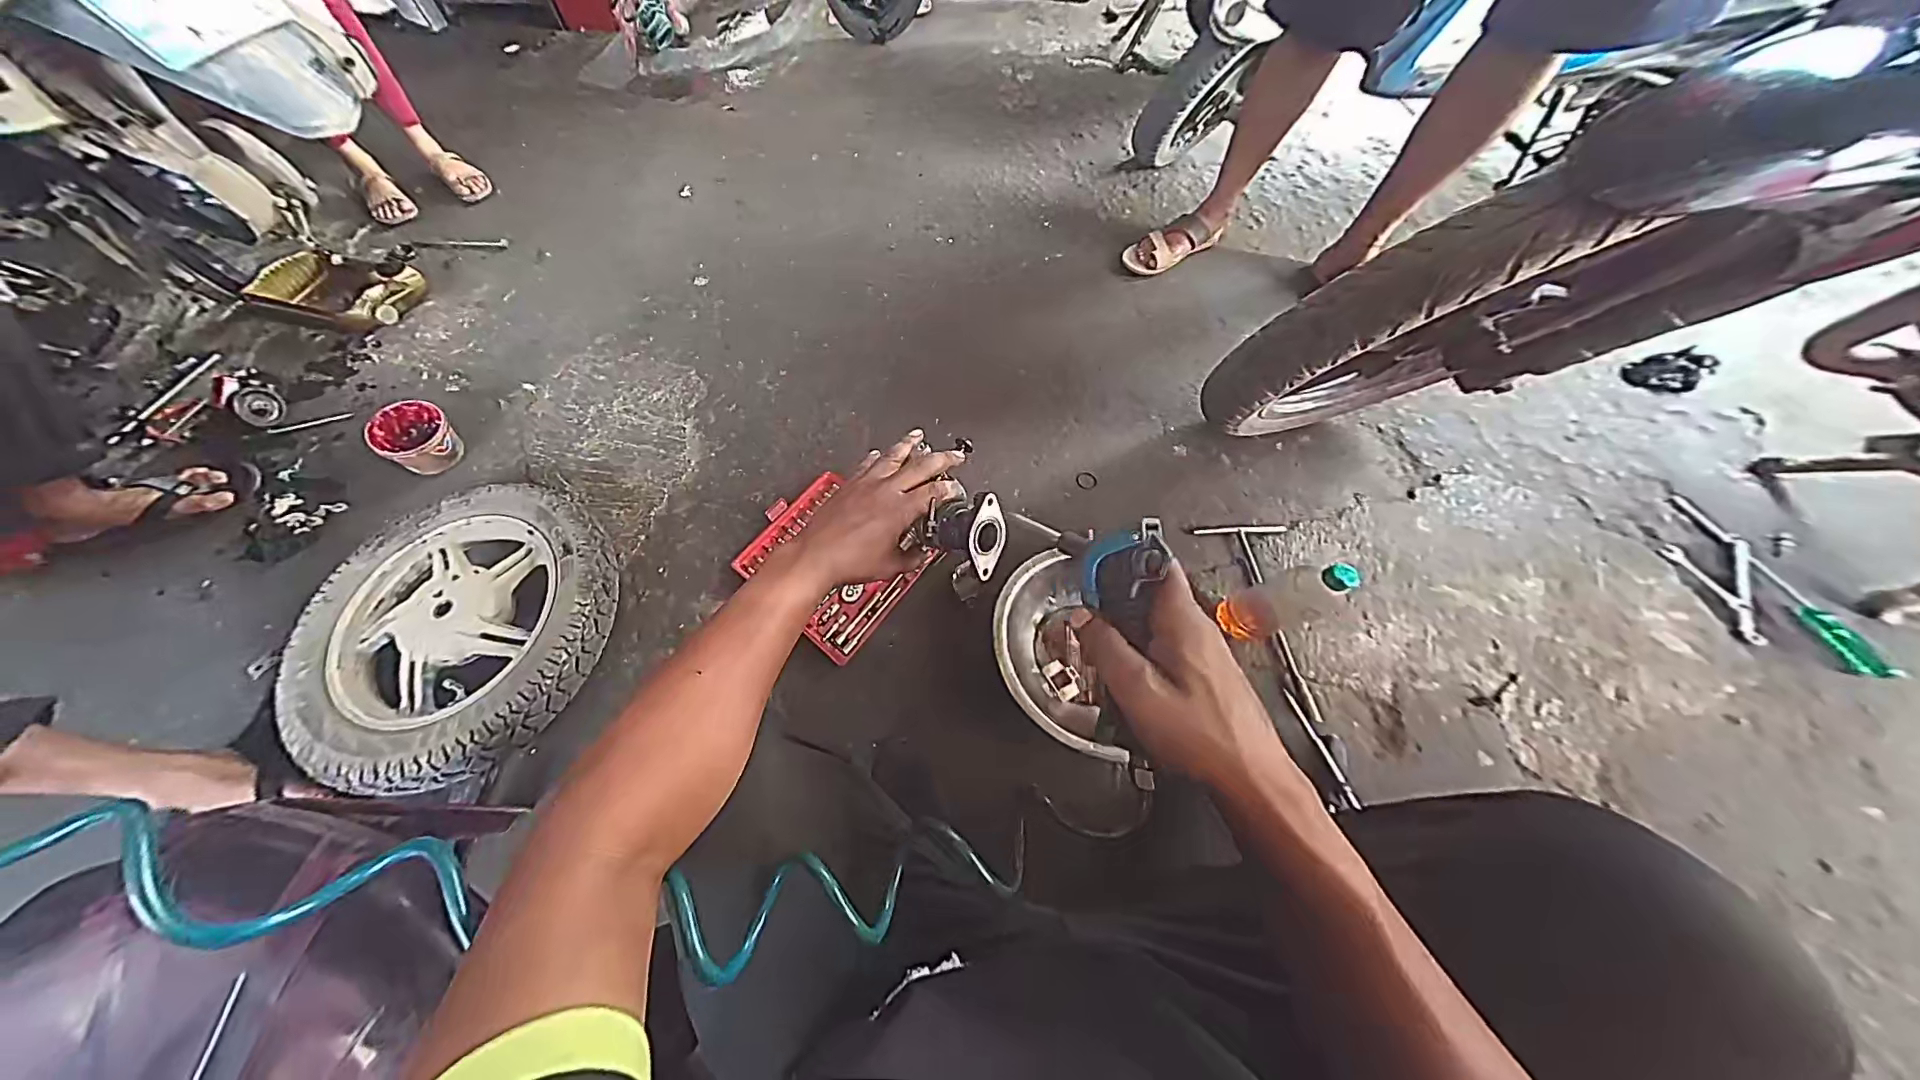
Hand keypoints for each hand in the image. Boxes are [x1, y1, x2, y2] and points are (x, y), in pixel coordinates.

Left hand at [773, 429, 964, 589]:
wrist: (815, 557)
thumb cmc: (847, 561)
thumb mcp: (891, 566)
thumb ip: (912, 558)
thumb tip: (921, 554)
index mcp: (900, 510)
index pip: (933, 492)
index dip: (950, 489)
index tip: (956, 489)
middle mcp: (884, 491)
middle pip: (920, 466)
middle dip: (942, 458)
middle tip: (954, 455)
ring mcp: (865, 484)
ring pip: (893, 456)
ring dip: (909, 445)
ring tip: (918, 436)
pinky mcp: (849, 485)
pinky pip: (868, 464)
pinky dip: (878, 457)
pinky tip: (880, 453)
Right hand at [1071, 561, 1309, 796]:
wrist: (1248, 775)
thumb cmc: (1205, 737)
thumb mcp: (1138, 690)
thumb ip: (1107, 648)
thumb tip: (1084, 619)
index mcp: (1184, 621)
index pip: (1157, 564)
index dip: (1123, 559)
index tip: (1095, 570)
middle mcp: (1198, 629)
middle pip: (1150, 595)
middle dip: (1116, 605)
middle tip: (1090, 626)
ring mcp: (1204, 650)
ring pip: (1155, 624)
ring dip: (1127, 634)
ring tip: (1107, 661)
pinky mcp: (1204, 671)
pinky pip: (1165, 649)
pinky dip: (1142, 657)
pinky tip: (1132, 685)